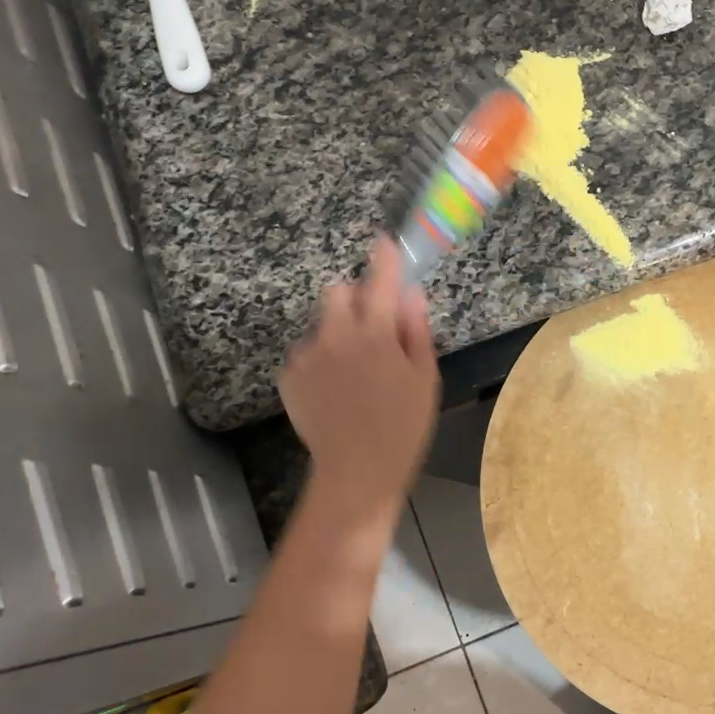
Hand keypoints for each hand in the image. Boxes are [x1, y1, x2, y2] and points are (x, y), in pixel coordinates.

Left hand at [279, 238, 438, 538]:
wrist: (357, 471)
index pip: (379, 280)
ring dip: (339, 334)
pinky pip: (308, 353)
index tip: (384, 242)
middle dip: (357, 301)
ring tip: (355, 374)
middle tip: (375, 331)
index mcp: (375, 334)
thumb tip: (411, 295)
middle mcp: (335, 335)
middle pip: (339, 293)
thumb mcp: (425, 379)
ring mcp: (307, 355)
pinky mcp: (289, 375)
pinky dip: (322, 361)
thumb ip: (415, 331)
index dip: (384, 258)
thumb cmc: (403, 427)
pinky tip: (336, 392)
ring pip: (323, 325)